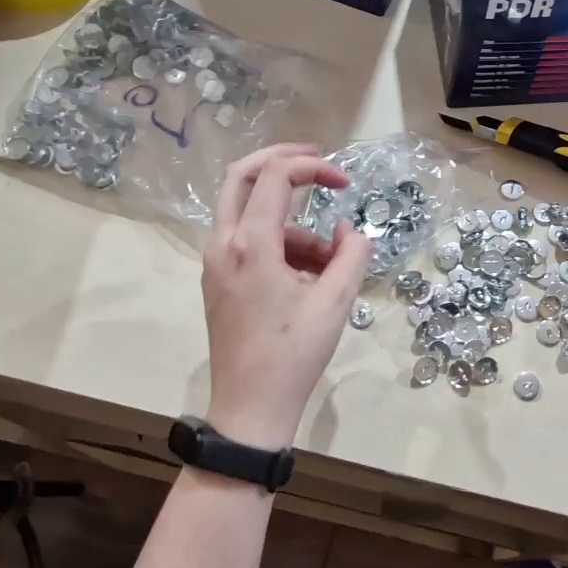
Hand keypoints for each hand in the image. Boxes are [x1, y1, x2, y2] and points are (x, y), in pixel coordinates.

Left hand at [202, 144, 371, 449]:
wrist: (250, 408)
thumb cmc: (294, 354)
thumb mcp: (336, 302)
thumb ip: (351, 254)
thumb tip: (348, 230)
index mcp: (250, 243)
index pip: (276, 177)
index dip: (314, 169)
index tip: (347, 185)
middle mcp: (223, 243)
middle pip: (242, 175)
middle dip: (281, 161)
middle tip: (317, 160)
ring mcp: (215, 262)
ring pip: (247, 212)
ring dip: (291, 219)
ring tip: (331, 258)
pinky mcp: (218, 280)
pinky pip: (247, 240)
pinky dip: (279, 242)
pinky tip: (310, 275)